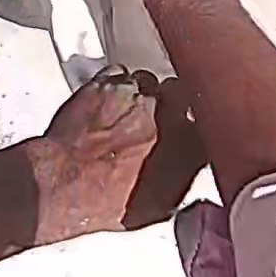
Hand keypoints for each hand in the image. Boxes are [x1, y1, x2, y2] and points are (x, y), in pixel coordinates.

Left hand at [29, 66, 203, 243]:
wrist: (68, 183)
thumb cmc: (109, 200)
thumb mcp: (163, 204)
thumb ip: (183, 174)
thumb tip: (185, 167)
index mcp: (188, 146)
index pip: (207, 122)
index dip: (195, 125)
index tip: (188, 130)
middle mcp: (164, 114)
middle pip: (180, 91)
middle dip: (173, 101)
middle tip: (160, 116)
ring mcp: (132, 95)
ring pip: (148, 79)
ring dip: (143, 92)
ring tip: (130, 110)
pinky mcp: (104, 84)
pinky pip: (118, 72)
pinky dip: (117, 82)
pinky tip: (112, 98)